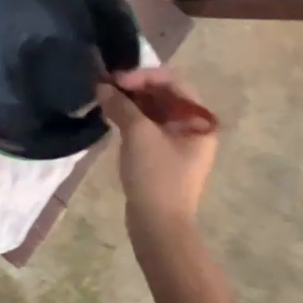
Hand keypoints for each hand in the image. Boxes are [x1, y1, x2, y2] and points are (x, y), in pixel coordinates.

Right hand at [97, 69, 217, 236]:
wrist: (159, 227)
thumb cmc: (156, 176)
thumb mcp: (138, 134)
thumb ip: (120, 104)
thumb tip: (102, 87)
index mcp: (199, 120)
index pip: (172, 81)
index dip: (143, 75)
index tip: (116, 81)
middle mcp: (195, 128)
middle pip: (164, 94)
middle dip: (135, 87)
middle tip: (107, 87)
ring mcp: (181, 144)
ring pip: (155, 111)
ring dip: (131, 102)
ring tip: (106, 100)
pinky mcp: (165, 157)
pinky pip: (150, 128)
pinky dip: (132, 119)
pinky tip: (112, 117)